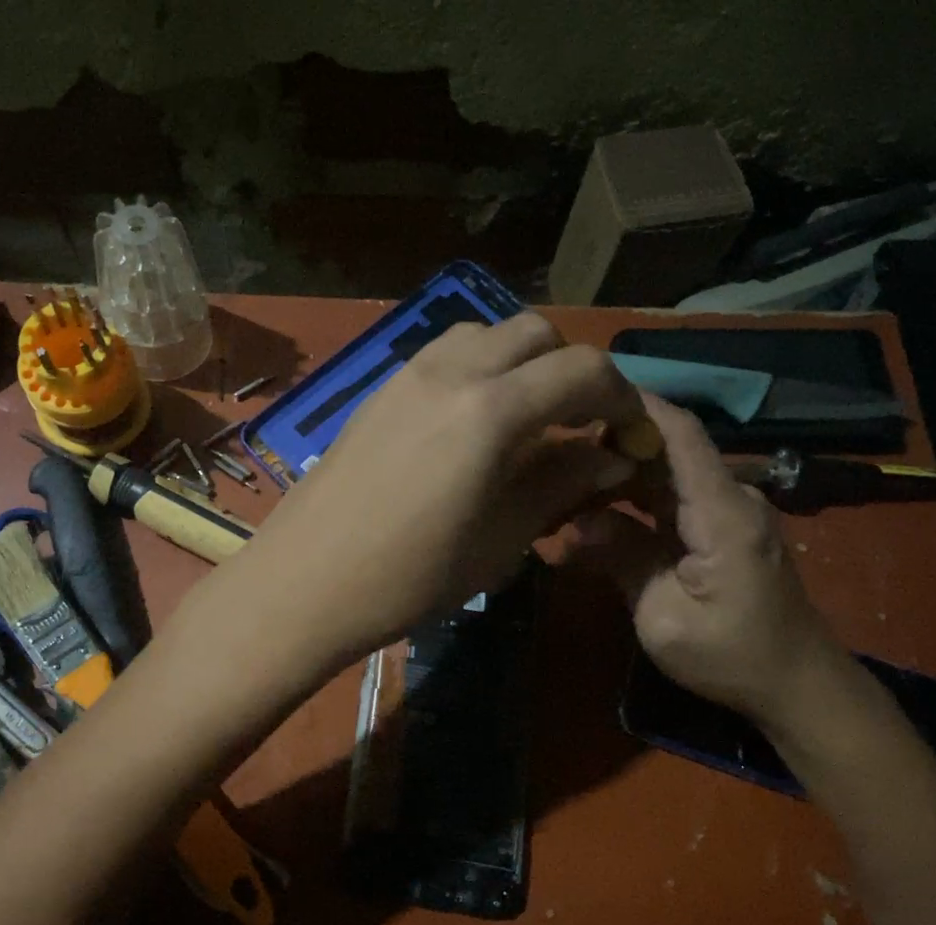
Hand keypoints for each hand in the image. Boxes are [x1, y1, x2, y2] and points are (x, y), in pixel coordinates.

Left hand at [228, 313, 643, 663]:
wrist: (305, 581)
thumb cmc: (410, 577)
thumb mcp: (501, 539)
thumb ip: (561, 484)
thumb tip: (610, 455)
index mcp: (491, 409)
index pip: (583, 371)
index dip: (622, 398)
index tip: (630, 434)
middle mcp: (452, 370)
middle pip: (536, 332)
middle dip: (572, 368)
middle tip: (578, 423)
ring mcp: (408, 373)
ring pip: (486, 332)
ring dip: (521, 361)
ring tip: (526, 418)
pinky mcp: (380, 388)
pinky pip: (444, 353)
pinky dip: (478, 367)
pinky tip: (473, 422)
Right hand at [571, 395, 845, 726]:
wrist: (798, 687)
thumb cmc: (731, 656)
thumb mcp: (662, 615)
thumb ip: (622, 557)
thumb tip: (575, 521)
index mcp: (721, 511)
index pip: (678, 432)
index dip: (632, 406)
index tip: (578, 396)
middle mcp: (730, 497)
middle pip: (667, 448)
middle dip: (610, 443)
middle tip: (551, 453)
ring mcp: (727, 513)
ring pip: (665, 473)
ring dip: (617, 475)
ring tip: (561, 484)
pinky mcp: (721, 531)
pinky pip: (672, 500)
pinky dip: (633, 501)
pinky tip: (593, 514)